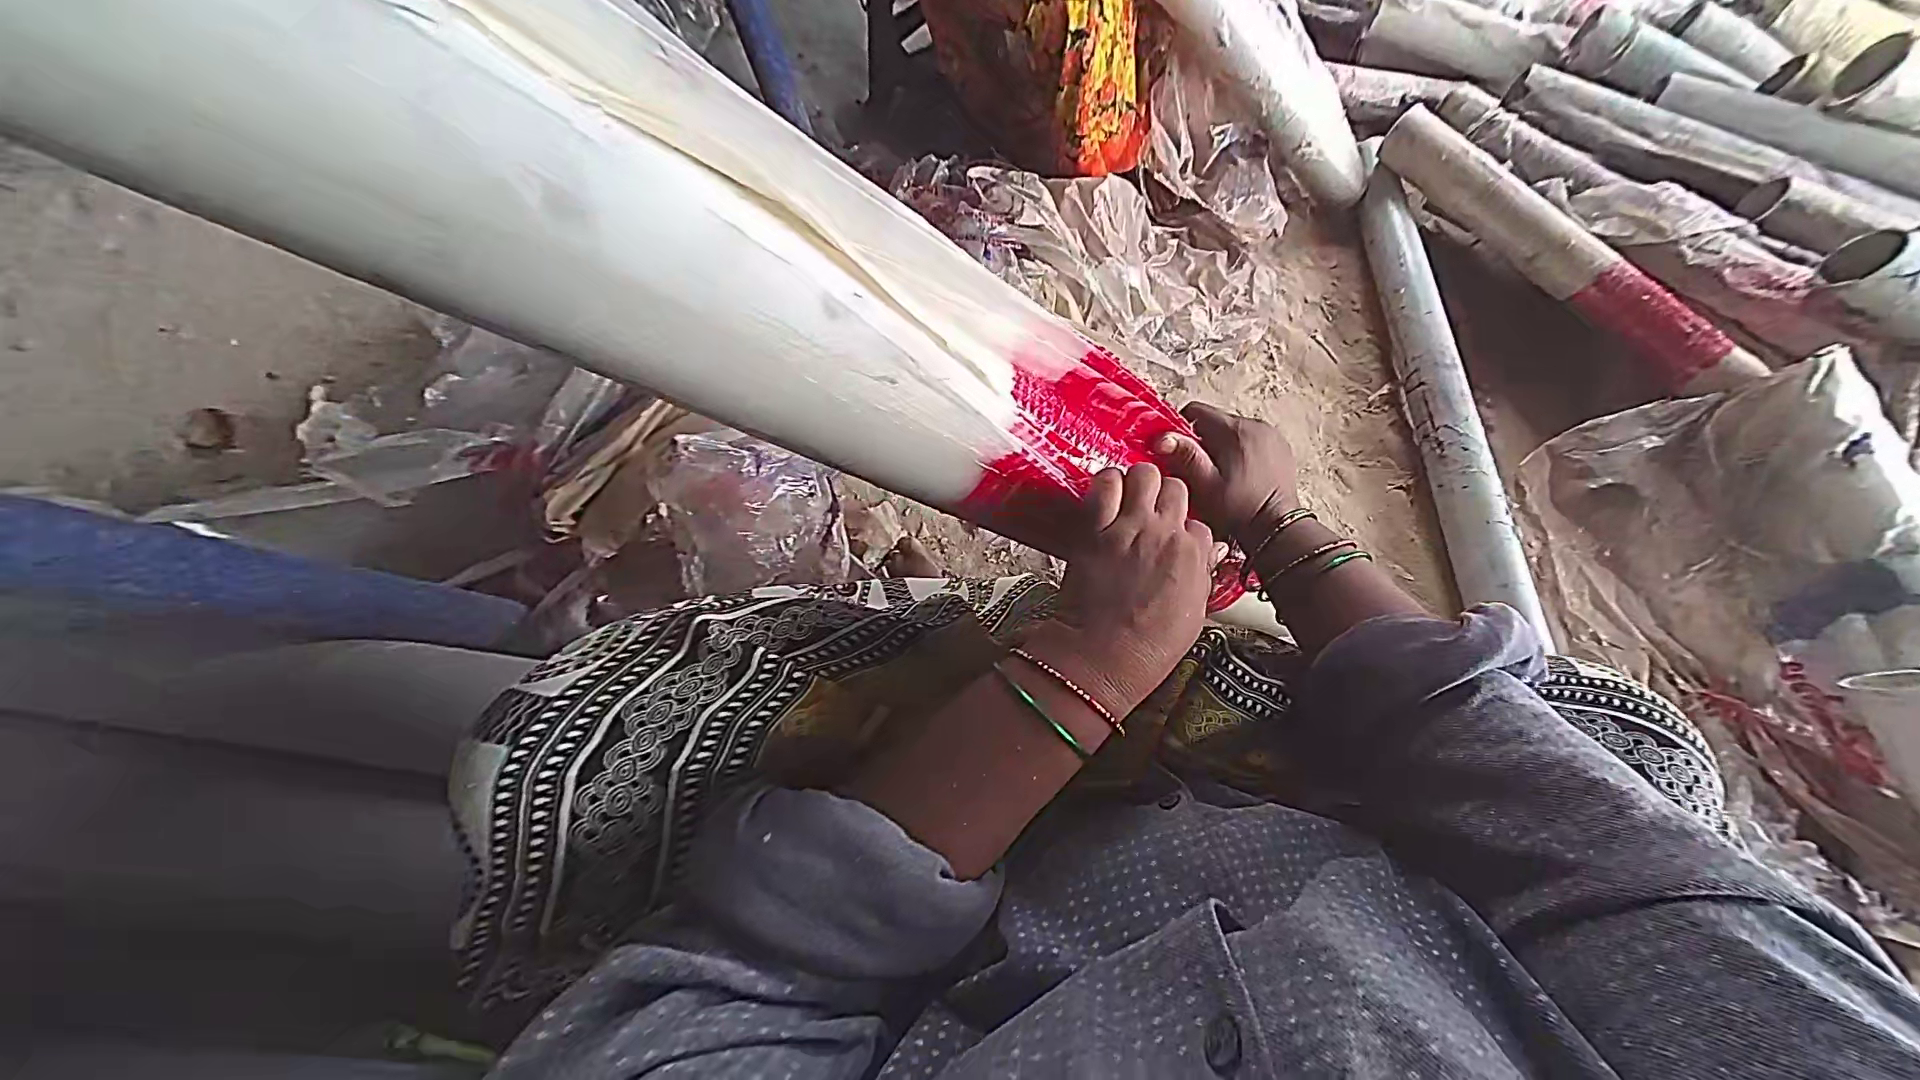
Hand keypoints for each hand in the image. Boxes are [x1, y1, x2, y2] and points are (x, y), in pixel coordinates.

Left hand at [1037, 463, 1216, 712]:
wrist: (1103, 654)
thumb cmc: (1149, 645)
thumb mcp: (1194, 614)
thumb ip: (1202, 576)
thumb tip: (1207, 555)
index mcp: (1195, 555)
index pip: (1199, 523)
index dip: (1184, 528)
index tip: (1171, 536)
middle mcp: (1166, 534)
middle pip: (1175, 488)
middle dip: (1165, 495)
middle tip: (1150, 508)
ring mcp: (1130, 527)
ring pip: (1144, 475)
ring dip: (1137, 481)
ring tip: (1128, 495)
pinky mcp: (1095, 529)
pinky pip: (1104, 485)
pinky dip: (1105, 482)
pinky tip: (1104, 492)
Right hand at [1152, 401, 1298, 547]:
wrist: (1277, 527)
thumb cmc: (1239, 509)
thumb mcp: (1205, 485)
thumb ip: (1185, 456)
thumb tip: (1162, 436)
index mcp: (1235, 431)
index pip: (1195, 411)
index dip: (1179, 429)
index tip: (1176, 451)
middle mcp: (1256, 425)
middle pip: (1214, 421)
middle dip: (1200, 441)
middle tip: (1196, 469)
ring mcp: (1270, 435)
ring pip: (1231, 431)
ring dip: (1219, 447)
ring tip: (1218, 475)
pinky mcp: (1279, 447)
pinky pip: (1250, 440)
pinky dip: (1238, 452)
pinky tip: (1236, 475)